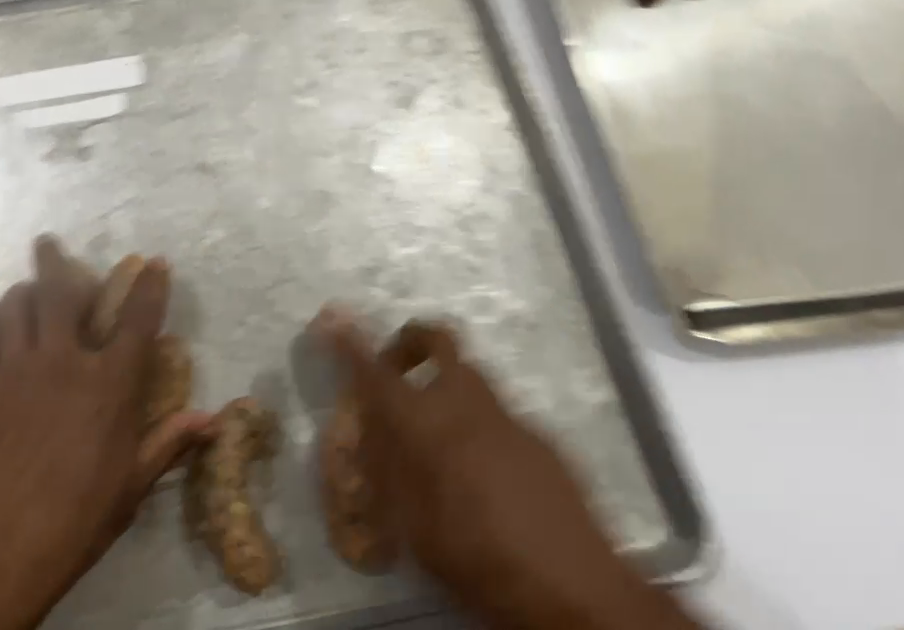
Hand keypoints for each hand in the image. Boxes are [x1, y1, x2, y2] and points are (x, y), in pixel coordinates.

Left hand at [0, 238, 209, 629]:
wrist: (2, 543)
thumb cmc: (79, 516)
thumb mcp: (133, 483)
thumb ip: (169, 442)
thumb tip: (213, 420)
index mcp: (108, 384)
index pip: (137, 321)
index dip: (149, 287)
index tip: (154, 264)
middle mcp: (62, 361)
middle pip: (57, 291)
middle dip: (55, 260)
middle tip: (47, 243)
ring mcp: (14, 368)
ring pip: (13, 305)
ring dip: (21, 294)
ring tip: (24, 295)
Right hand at [312, 306, 699, 629]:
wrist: (571, 585)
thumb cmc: (472, 556)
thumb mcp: (409, 521)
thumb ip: (387, 466)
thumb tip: (370, 430)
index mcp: (422, 422)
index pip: (374, 368)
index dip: (349, 340)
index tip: (332, 318)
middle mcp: (464, 404)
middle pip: (437, 339)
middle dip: (411, 339)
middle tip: (397, 367)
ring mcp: (508, 416)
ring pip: (471, 375)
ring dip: (446, 384)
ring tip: (437, 433)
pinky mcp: (541, 439)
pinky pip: (498, 415)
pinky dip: (479, 425)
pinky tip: (483, 472)